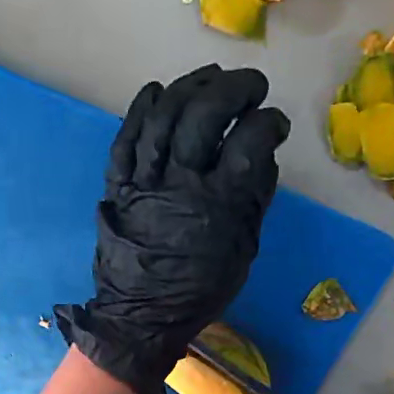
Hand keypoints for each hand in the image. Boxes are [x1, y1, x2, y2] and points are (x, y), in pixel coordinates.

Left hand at [55, 65, 290, 393]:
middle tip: (250, 86)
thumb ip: (255, 199)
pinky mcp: (118, 185)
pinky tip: (158, 91)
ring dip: (190, 88)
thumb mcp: (243, 250)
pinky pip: (126, 139)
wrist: (141, 315)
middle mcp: (180, 184)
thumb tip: (265, 152)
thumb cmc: (200, 289)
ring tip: (210, 78)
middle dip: (233, 90)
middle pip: (203, 116)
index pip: (248, 142)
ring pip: (164, 117)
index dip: (267, 122)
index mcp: (219, 205)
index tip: (275, 122)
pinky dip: (141, 111)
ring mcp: (144, 181)